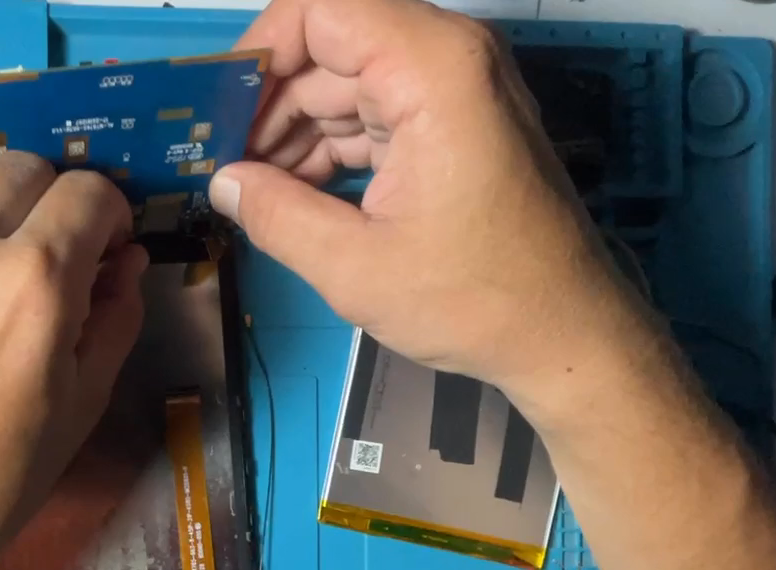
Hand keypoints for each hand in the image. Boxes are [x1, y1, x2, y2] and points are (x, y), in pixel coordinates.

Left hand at [0, 152, 148, 569]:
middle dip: (40, 210)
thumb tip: (122, 257)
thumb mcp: (83, 400)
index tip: (96, 249)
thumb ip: (115, 313)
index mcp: (29, 280)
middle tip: (28, 273)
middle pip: (15, 170)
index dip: (104, 218)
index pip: (87, 190)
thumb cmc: (1, 475)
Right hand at [211, 0, 657, 405]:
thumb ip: (276, 216)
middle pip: (330, 49)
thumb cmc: (468, 298)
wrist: (559, 331)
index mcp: (431, 70)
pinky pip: (370, 120)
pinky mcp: (450, 129)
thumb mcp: (353, 266)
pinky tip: (292, 199)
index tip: (215, 112)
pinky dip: (326, 154)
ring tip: (248, 192)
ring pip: (344, 88)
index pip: (322, 9)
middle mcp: (446, 61)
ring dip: (291, 136)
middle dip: (267, 105)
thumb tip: (221, 184)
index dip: (259, 51)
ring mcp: (451, 94)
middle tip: (219, 166)